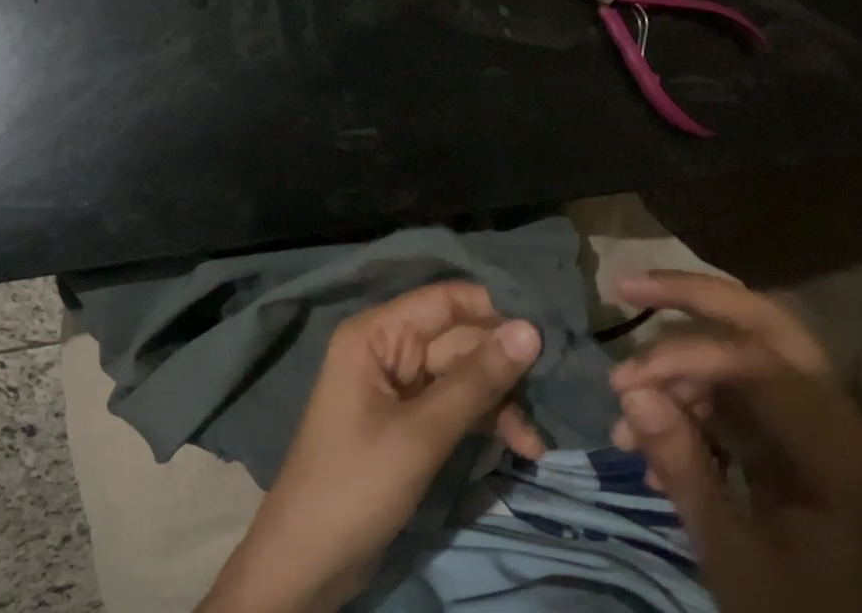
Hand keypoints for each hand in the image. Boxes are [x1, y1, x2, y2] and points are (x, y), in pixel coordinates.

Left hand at [199, 282, 543, 612]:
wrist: (308, 560)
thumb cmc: (357, 484)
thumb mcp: (421, 433)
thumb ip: (476, 380)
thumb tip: (532, 328)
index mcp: (377, 334)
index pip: (447, 301)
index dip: (496, 312)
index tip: (549, 336)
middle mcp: (387, 350)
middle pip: (460, 339)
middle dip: (504, 368)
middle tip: (554, 396)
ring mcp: (398, 387)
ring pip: (463, 375)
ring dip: (500, 403)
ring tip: (535, 445)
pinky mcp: (409, 422)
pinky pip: (455, 405)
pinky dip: (484, 423)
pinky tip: (520, 447)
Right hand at [608, 272, 861, 612]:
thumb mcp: (731, 553)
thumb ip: (683, 466)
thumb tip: (631, 393)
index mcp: (840, 452)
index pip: (759, 365)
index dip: (684, 358)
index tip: (622, 383)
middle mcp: (843, 422)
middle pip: (769, 326)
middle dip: (695, 299)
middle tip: (627, 286)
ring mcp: (826, 431)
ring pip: (751, 356)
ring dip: (683, 367)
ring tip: (625, 408)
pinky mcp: (804, 446)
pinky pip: (744, 399)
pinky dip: (695, 402)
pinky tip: (652, 437)